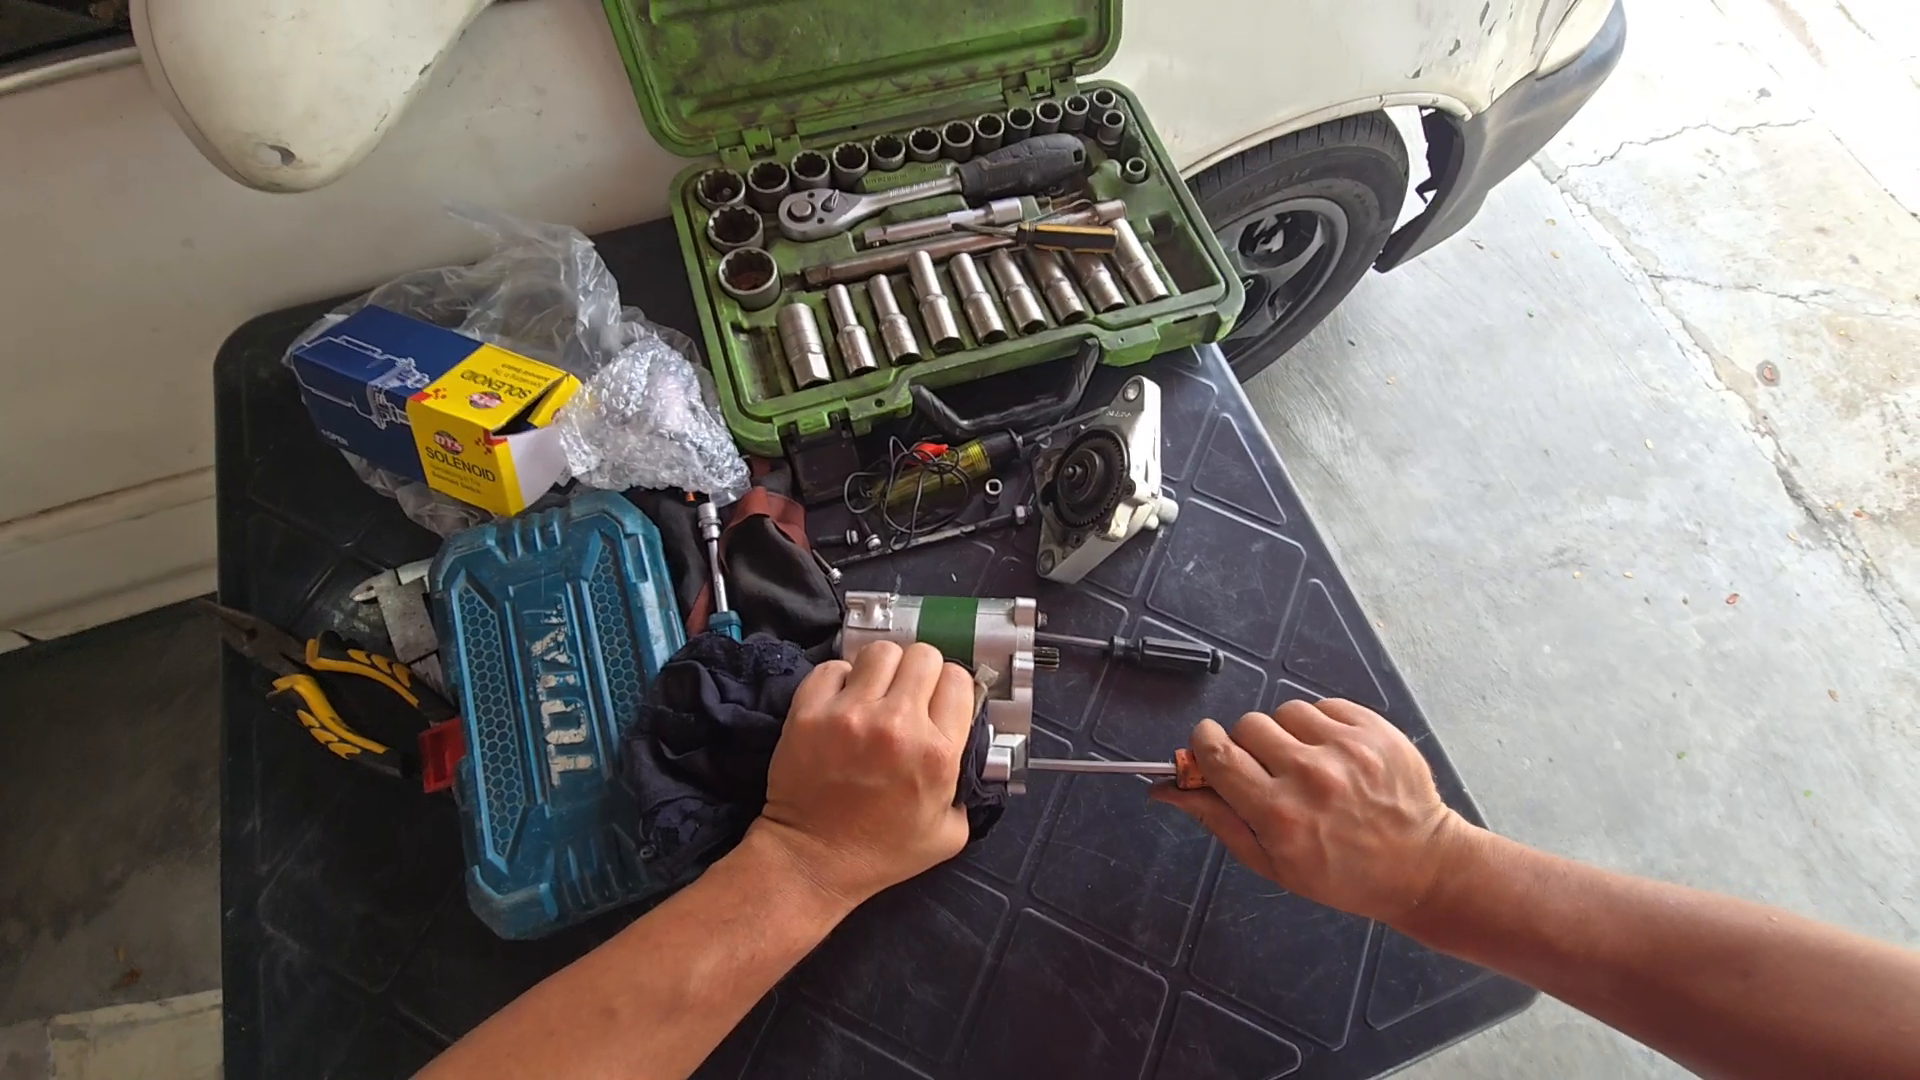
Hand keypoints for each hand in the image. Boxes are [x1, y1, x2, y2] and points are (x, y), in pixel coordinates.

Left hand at [750, 641, 975, 908]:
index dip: (951, 688)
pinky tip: (843, 702)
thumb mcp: (950, 831)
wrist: (811, 861)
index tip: (940, 702)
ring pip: (881, 651)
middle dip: (921, 672)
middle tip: (909, 695)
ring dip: (883, 669)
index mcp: (937, 752)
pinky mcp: (810, 711)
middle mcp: (897, 724)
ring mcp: (850, 714)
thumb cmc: (880, 851)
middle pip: (923, 655)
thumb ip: (969, 782)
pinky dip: (841, 680)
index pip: (958, 679)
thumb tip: (968, 739)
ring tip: (876, 693)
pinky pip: (834, 667)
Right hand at [1151, 698, 1476, 923]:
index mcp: (1278, 814)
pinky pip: (1322, 705)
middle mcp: (1310, 777)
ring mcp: (1347, 750)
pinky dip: (1321, 724)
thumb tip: (1163, 787)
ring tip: (1309, 762)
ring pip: (1284, 711)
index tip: (1212, 748)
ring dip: (1287, 732)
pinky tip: (1336, 754)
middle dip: (1249, 743)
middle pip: (1246, 725)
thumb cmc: (1340, 875)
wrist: (1424, 869)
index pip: (1216, 752)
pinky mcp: (1375, 731)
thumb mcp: (1269, 861)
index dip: (1205, 744)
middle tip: (1270, 769)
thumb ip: (1214, 817)